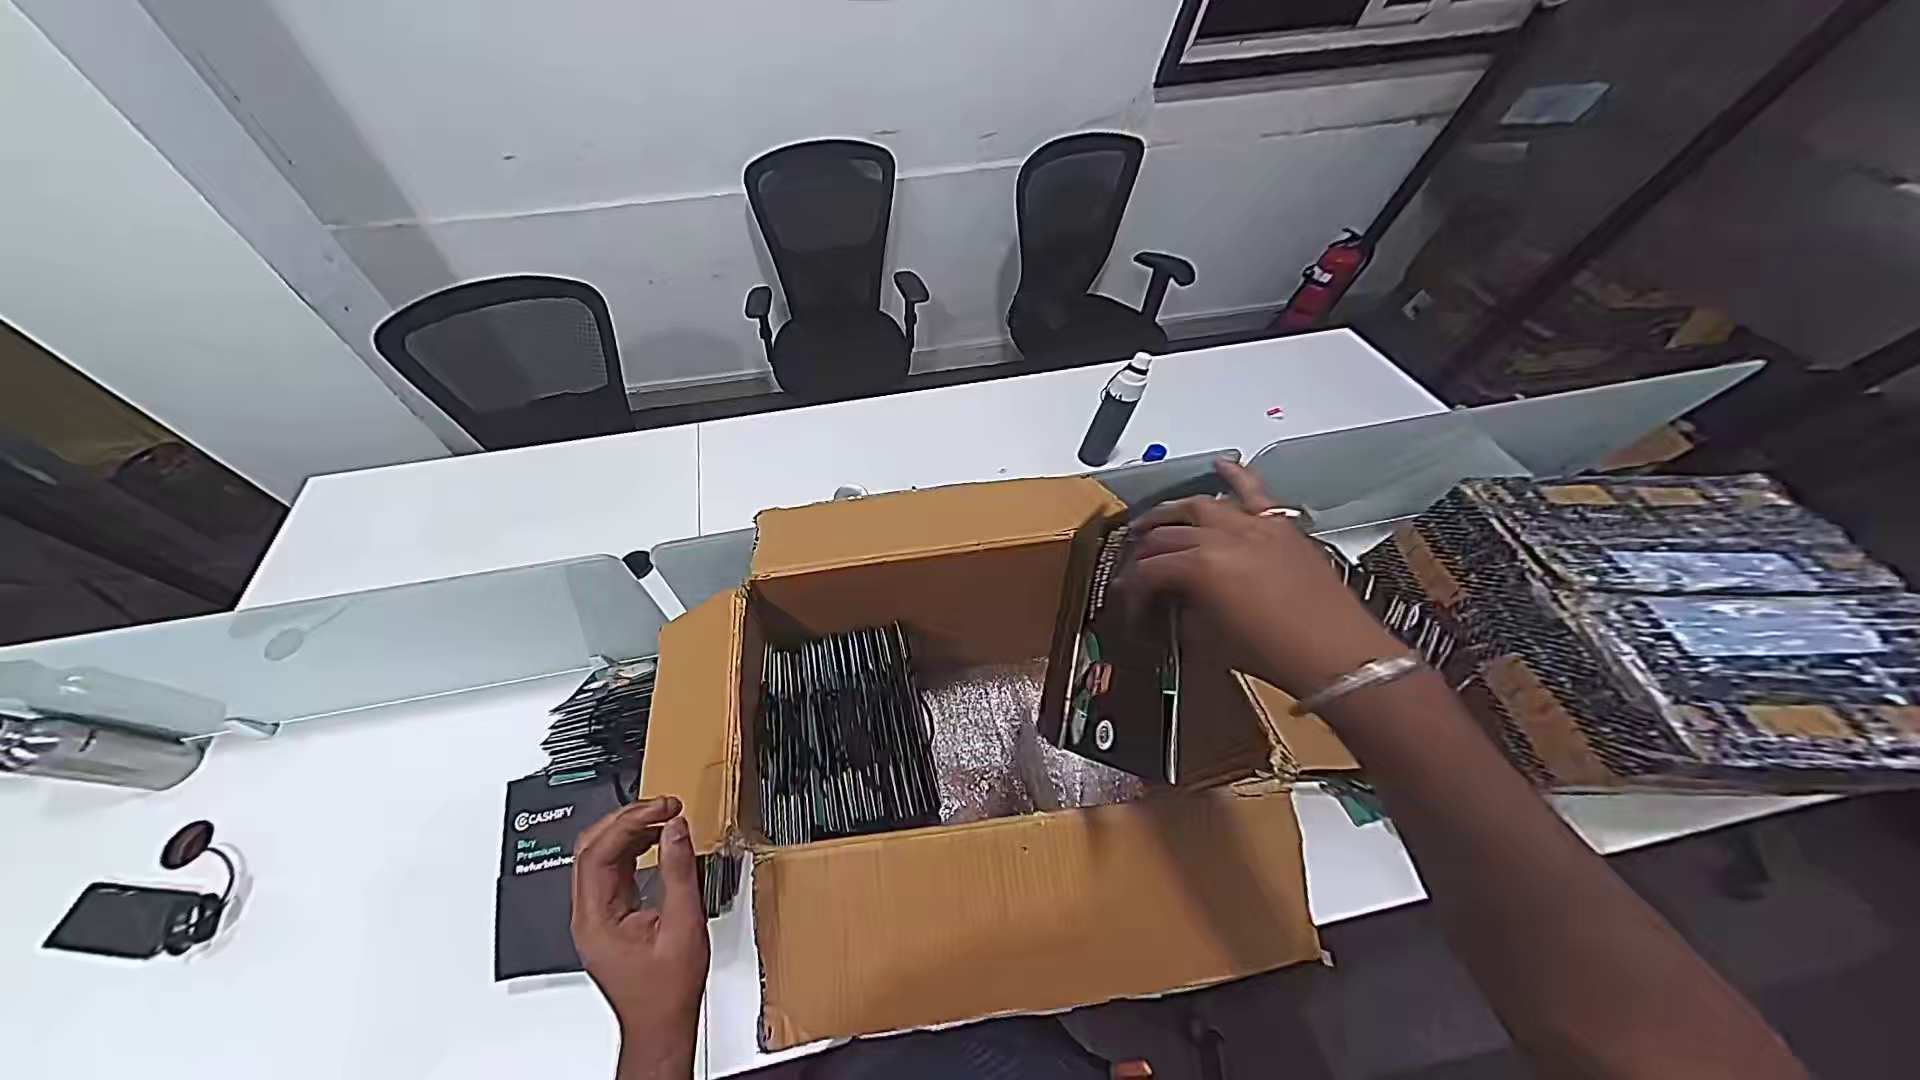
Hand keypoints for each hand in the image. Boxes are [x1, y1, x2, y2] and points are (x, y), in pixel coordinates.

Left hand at [570, 796, 709, 1079]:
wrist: (662, 1022)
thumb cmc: (667, 988)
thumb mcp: (684, 922)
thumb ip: (678, 870)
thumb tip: (676, 828)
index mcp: (596, 919)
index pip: (598, 853)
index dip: (630, 821)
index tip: (662, 807)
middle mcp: (590, 914)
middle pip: (592, 848)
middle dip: (627, 818)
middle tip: (663, 804)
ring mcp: (599, 914)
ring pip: (602, 854)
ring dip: (632, 829)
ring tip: (666, 815)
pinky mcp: (613, 913)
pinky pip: (617, 867)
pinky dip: (637, 845)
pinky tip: (661, 837)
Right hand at [1117, 459, 1404, 697]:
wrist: (1339, 657)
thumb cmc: (1275, 655)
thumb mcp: (1212, 639)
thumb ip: (1185, 609)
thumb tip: (1173, 599)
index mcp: (1201, 569)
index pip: (1150, 570)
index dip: (1133, 586)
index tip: (1128, 598)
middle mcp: (1223, 538)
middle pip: (1169, 535)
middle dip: (1145, 551)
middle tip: (1135, 565)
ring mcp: (1254, 527)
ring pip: (1201, 505)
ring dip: (1173, 511)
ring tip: (1156, 519)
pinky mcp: (1280, 527)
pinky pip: (1254, 492)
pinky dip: (1236, 475)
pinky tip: (1220, 465)